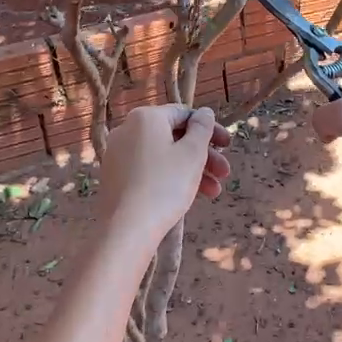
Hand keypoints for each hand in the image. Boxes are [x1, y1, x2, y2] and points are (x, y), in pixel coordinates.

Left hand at [100, 105, 231, 239]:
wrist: (127, 229)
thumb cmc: (165, 185)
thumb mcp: (192, 153)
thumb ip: (202, 128)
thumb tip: (204, 113)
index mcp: (145, 117)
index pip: (184, 114)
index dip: (210, 129)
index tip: (227, 146)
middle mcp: (127, 130)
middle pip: (174, 137)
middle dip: (203, 155)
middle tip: (225, 173)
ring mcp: (118, 155)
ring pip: (163, 156)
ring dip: (191, 170)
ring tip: (213, 192)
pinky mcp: (115, 178)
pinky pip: (149, 170)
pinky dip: (170, 178)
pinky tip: (188, 196)